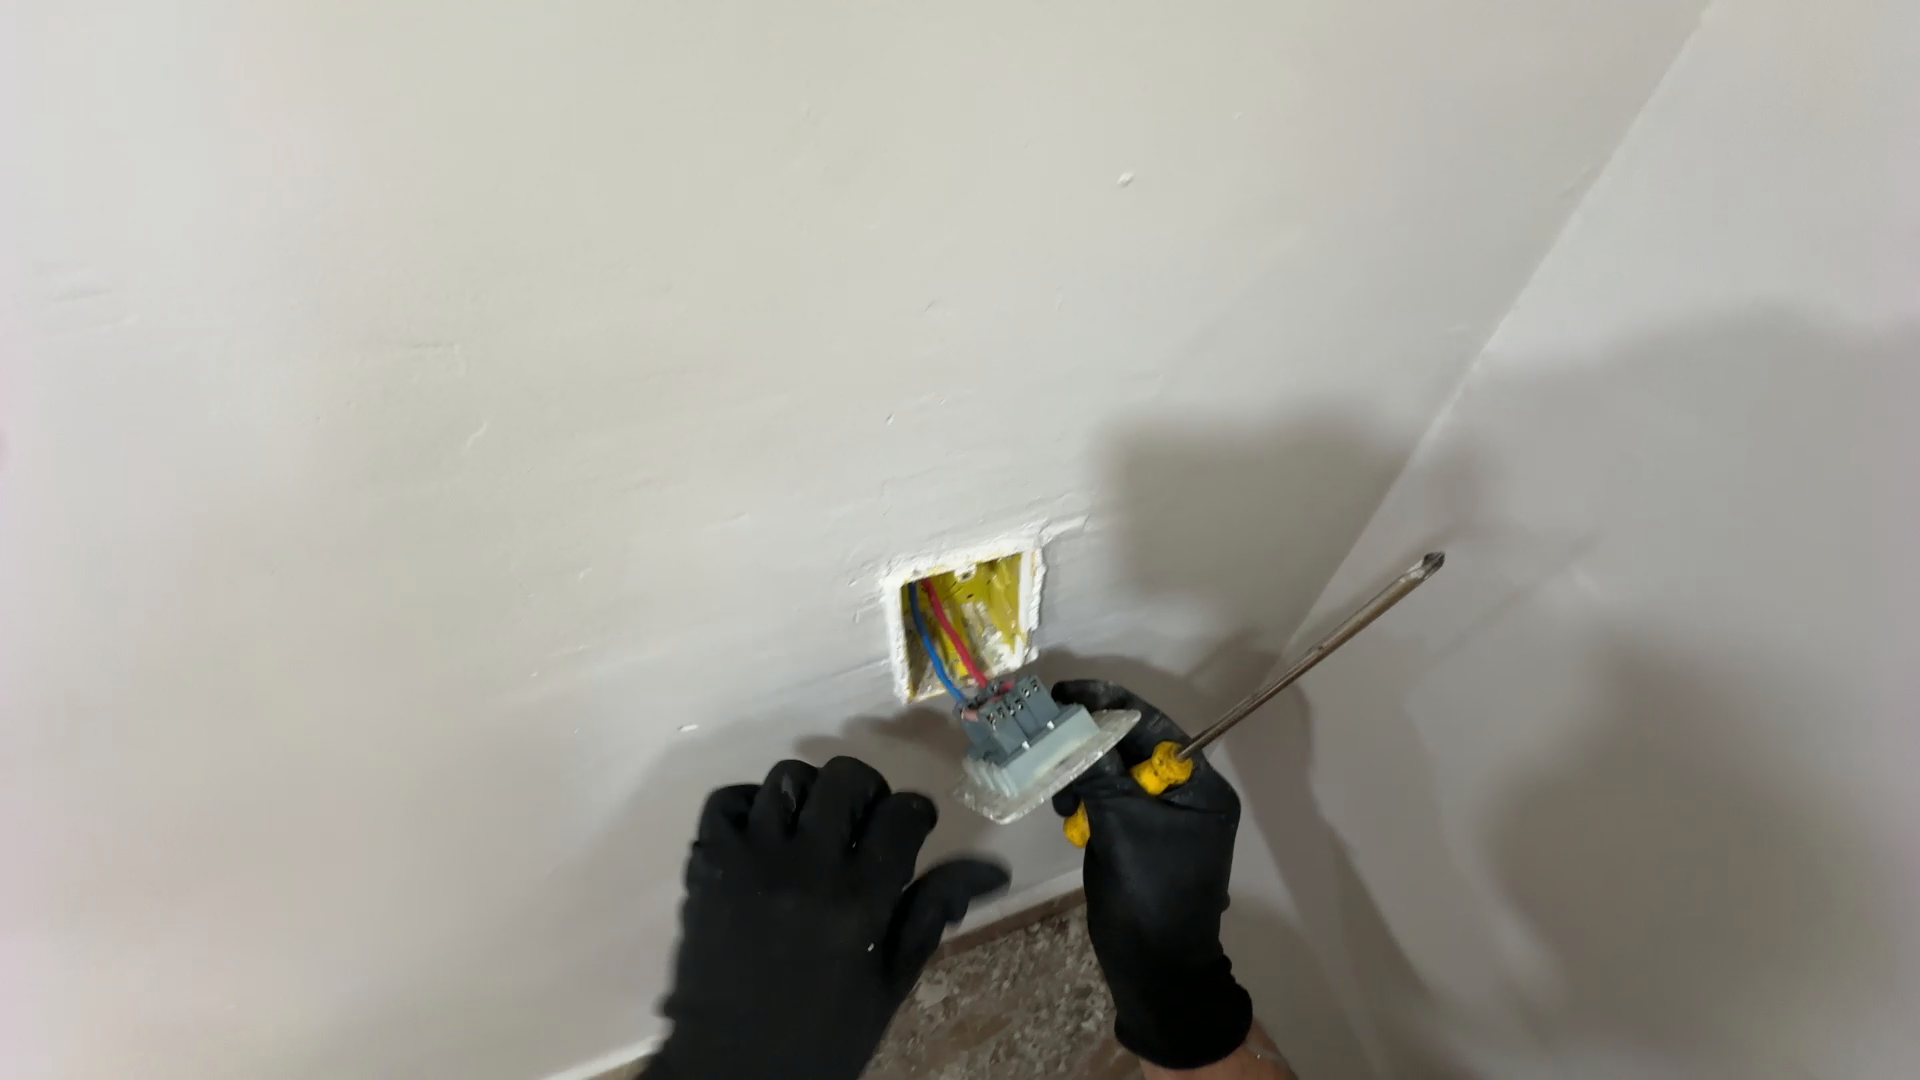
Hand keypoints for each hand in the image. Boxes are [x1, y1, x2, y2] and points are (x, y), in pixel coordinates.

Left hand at [644, 756, 1008, 1079]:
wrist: (731, 1073)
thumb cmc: (824, 1035)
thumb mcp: (892, 980)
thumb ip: (935, 910)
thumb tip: (996, 868)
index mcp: (861, 899)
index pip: (903, 813)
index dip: (915, 813)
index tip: (912, 826)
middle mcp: (808, 866)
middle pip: (846, 777)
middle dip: (867, 792)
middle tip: (863, 824)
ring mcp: (752, 860)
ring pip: (788, 777)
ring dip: (809, 795)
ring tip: (811, 829)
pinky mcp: (709, 865)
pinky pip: (728, 800)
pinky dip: (749, 806)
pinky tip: (765, 836)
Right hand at [1051, 681, 1252, 1070]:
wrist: (1153, 969)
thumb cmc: (1147, 892)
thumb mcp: (1120, 822)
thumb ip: (1097, 767)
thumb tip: (1071, 722)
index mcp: (1199, 786)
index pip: (1151, 725)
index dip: (1107, 703)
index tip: (1066, 691)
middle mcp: (1185, 792)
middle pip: (1130, 745)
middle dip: (1088, 740)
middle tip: (1046, 730)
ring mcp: (1161, 814)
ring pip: (1113, 769)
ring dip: (1082, 771)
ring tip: (1059, 789)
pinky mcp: (1137, 831)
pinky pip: (1107, 796)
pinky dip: (1084, 797)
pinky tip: (1066, 811)